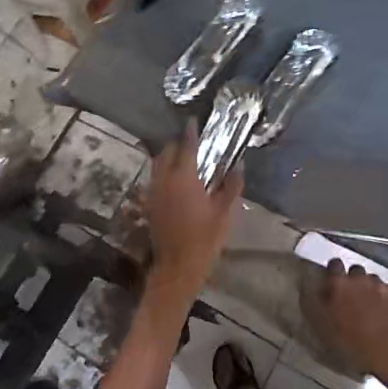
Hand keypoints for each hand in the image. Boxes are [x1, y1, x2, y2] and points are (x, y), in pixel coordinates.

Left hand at [144, 123, 242, 288]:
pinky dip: (163, 173)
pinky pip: (154, 180)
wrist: (178, 266)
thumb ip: (231, 186)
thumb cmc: (205, 239)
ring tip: (182, 158)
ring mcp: (154, 193)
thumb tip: (238, 167)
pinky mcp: (149, 205)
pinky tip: (174, 180)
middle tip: (190, 142)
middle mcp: (164, 180)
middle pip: (166, 152)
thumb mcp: (224, 212)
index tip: (193, 122)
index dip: (190, 132)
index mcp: (184, 178)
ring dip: (168, 157)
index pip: (186, 147)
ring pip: (157, 165)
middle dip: (177, 144)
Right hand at [312, 260, 387, 376]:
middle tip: (350, 297)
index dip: (333, 272)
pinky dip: (382, 296)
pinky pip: (385, 289)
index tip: (332, 283)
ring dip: (368, 287)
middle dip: (352, 279)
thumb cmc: (344, 339)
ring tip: (368, 305)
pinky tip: (382, 310)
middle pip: (355, 269)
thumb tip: (313, 286)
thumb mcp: (318, 322)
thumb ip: (313, 299)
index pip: (334, 264)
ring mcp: (379, 285)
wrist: (381, 351)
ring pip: (371, 279)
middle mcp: (359, 278)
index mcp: (338, 283)